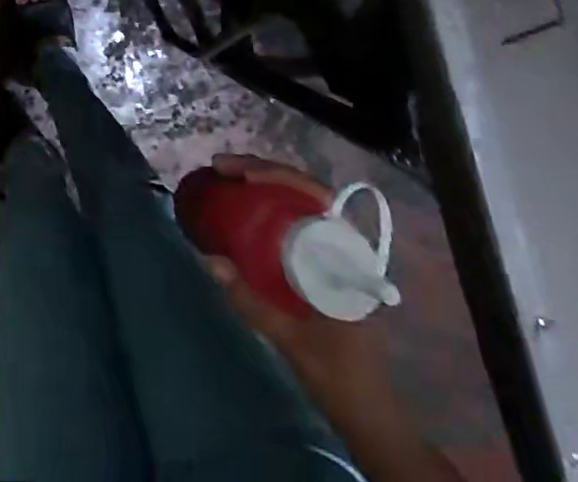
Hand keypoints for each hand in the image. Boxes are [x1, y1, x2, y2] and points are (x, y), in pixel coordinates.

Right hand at [204, 154, 390, 407]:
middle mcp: (346, 248)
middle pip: (306, 192)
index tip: (242, 174)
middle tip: (220, 167)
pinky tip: (241, 206)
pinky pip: (293, 222)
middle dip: (263, 171)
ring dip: (263, 183)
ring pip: (299, 203)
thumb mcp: (292, 340)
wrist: (367, 409)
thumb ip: (252, 301)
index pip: (318, 198)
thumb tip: (209, 259)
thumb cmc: (338, 374)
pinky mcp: (322, 265)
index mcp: (349, 259)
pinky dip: (266, 205)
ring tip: (225, 177)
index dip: (279, 176)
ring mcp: (335, 255)